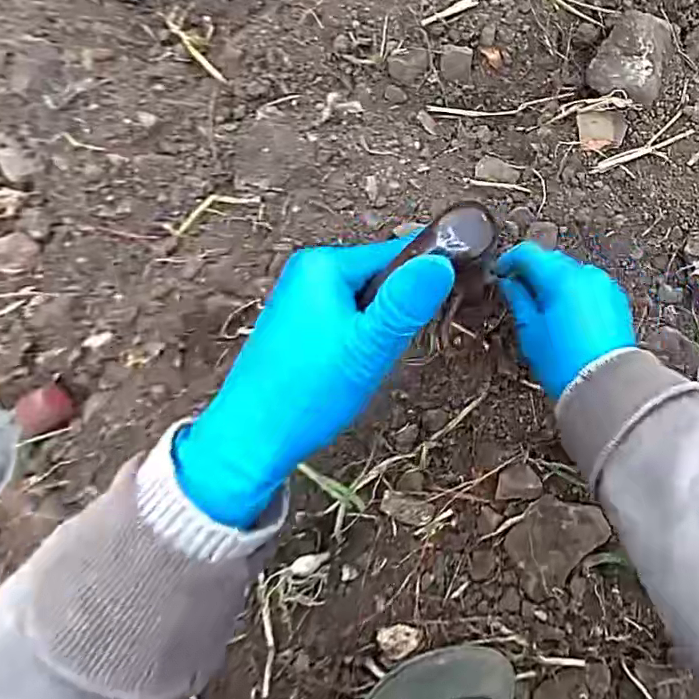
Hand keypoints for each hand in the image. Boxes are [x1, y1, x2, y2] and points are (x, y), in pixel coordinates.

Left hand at [174, 237, 454, 526]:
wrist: (249, 446)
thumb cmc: (306, 394)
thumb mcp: (368, 346)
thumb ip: (406, 302)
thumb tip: (443, 261)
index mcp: (325, 264)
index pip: (401, 252)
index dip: (429, 277)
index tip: (449, 303)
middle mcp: (312, 271)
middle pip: (389, 273)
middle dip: (406, 304)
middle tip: (405, 340)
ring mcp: (306, 296)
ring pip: (375, 296)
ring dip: (389, 321)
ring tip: (381, 355)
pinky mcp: (305, 320)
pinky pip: (356, 312)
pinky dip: (370, 332)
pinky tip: (363, 360)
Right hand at [494, 242, 634, 399]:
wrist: (606, 382)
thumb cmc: (565, 362)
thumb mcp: (531, 331)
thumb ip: (520, 299)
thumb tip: (511, 283)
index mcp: (561, 278)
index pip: (529, 253)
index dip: (510, 261)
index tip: (501, 273)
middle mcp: (586, 275)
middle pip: (553, 261)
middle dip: (535, 272)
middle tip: (519, 292)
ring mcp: (605, 285)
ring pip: (573, 273)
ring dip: (557, 283)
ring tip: (545, 310)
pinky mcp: (617, 299)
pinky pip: (590, 287)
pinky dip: (577, 293)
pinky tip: (569, 316)